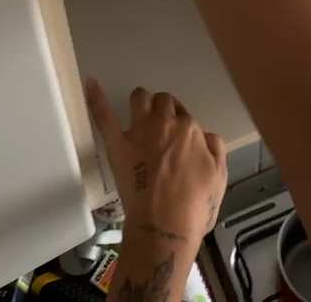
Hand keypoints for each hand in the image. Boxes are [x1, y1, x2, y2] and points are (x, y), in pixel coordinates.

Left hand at [87, 79, 227, 245]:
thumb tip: (206, 135)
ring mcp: (138, 131)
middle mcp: (164, 123)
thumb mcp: (219, 178)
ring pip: (140, 98)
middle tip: (164, 127)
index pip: (185, 117)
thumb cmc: (194, 207)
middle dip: (165, 109)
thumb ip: (216, 149)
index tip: (180, 142)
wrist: (164, 228)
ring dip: (143, 100)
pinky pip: (104, 116)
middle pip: (164, 102)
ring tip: (142, 109)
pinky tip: (91, 83)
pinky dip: (96, 98)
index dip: (183, 128)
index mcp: (190, 130)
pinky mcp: (117, 144)